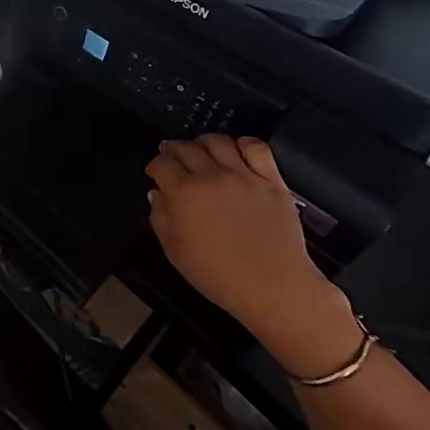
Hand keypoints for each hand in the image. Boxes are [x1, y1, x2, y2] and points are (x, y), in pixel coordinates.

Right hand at [147, 136, 359, 377]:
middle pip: (186, 148)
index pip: (162, 164)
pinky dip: (243, 143)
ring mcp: (244, 174)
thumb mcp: (175, 252)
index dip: (154, 165)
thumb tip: (157, 193)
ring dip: (204, 143)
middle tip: (172, 158)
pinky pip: (256, 147)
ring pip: (218, 141)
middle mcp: (211, 175)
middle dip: (173, 150)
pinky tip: (237, 152)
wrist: (274, 287)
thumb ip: (160, 218)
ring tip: (202, 151)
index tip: (154, 173)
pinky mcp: (271, 179)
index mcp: (184, 193)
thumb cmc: (218, 275)